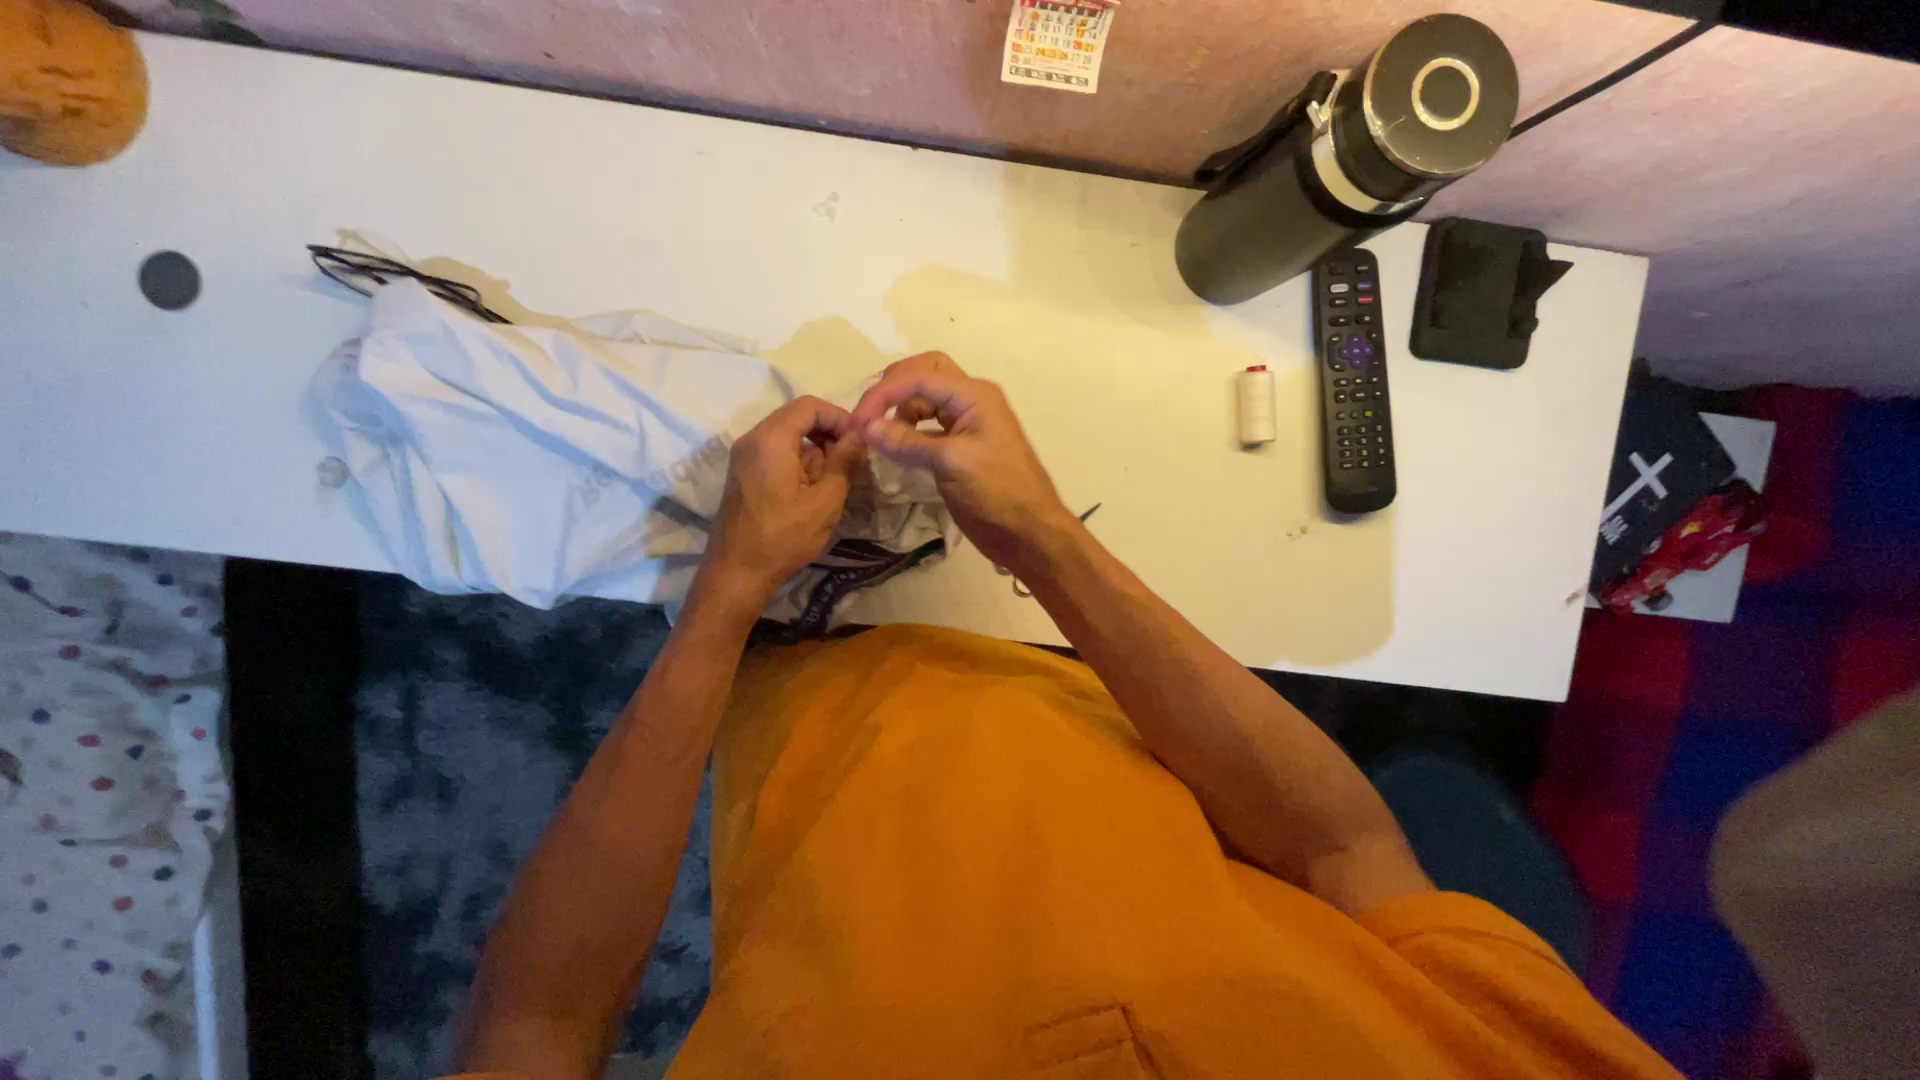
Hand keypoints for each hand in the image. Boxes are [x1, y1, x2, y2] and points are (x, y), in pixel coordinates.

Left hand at [700, 396, 863, 605]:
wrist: (736, 573)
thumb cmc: (783, 538)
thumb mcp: (825, 501)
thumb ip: (844, 462)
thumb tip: (858, 436)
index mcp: (770, 439)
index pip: (809, 406)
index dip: (839, 417)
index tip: (859, 441)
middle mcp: (752, 439)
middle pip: (796, 418)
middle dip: (828, 435)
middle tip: (850, 463)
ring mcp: (743, 457)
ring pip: (787, 436)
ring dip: (815, 451)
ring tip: (833, 482)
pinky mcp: (743, 474)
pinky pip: (775, 453)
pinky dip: (798, 462)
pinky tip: (812, 491)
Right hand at [850, 352, 1073, 575]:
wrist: (1028, 532)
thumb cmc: (997, 493)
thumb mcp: (951, 463)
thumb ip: (908, 443)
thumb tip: (867, 428)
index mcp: (974, 395)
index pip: (920, 376)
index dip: (884, 393)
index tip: (858, 422)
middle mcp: (971, 400)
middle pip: (925, 373)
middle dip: (892, 387)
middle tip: (866, 415)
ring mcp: (967, 423)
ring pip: (926, 399)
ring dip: (899, 409)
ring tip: (877, 434)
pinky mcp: (961, 446)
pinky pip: (929, 425)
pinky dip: (908, 430)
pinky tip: (894, 447)